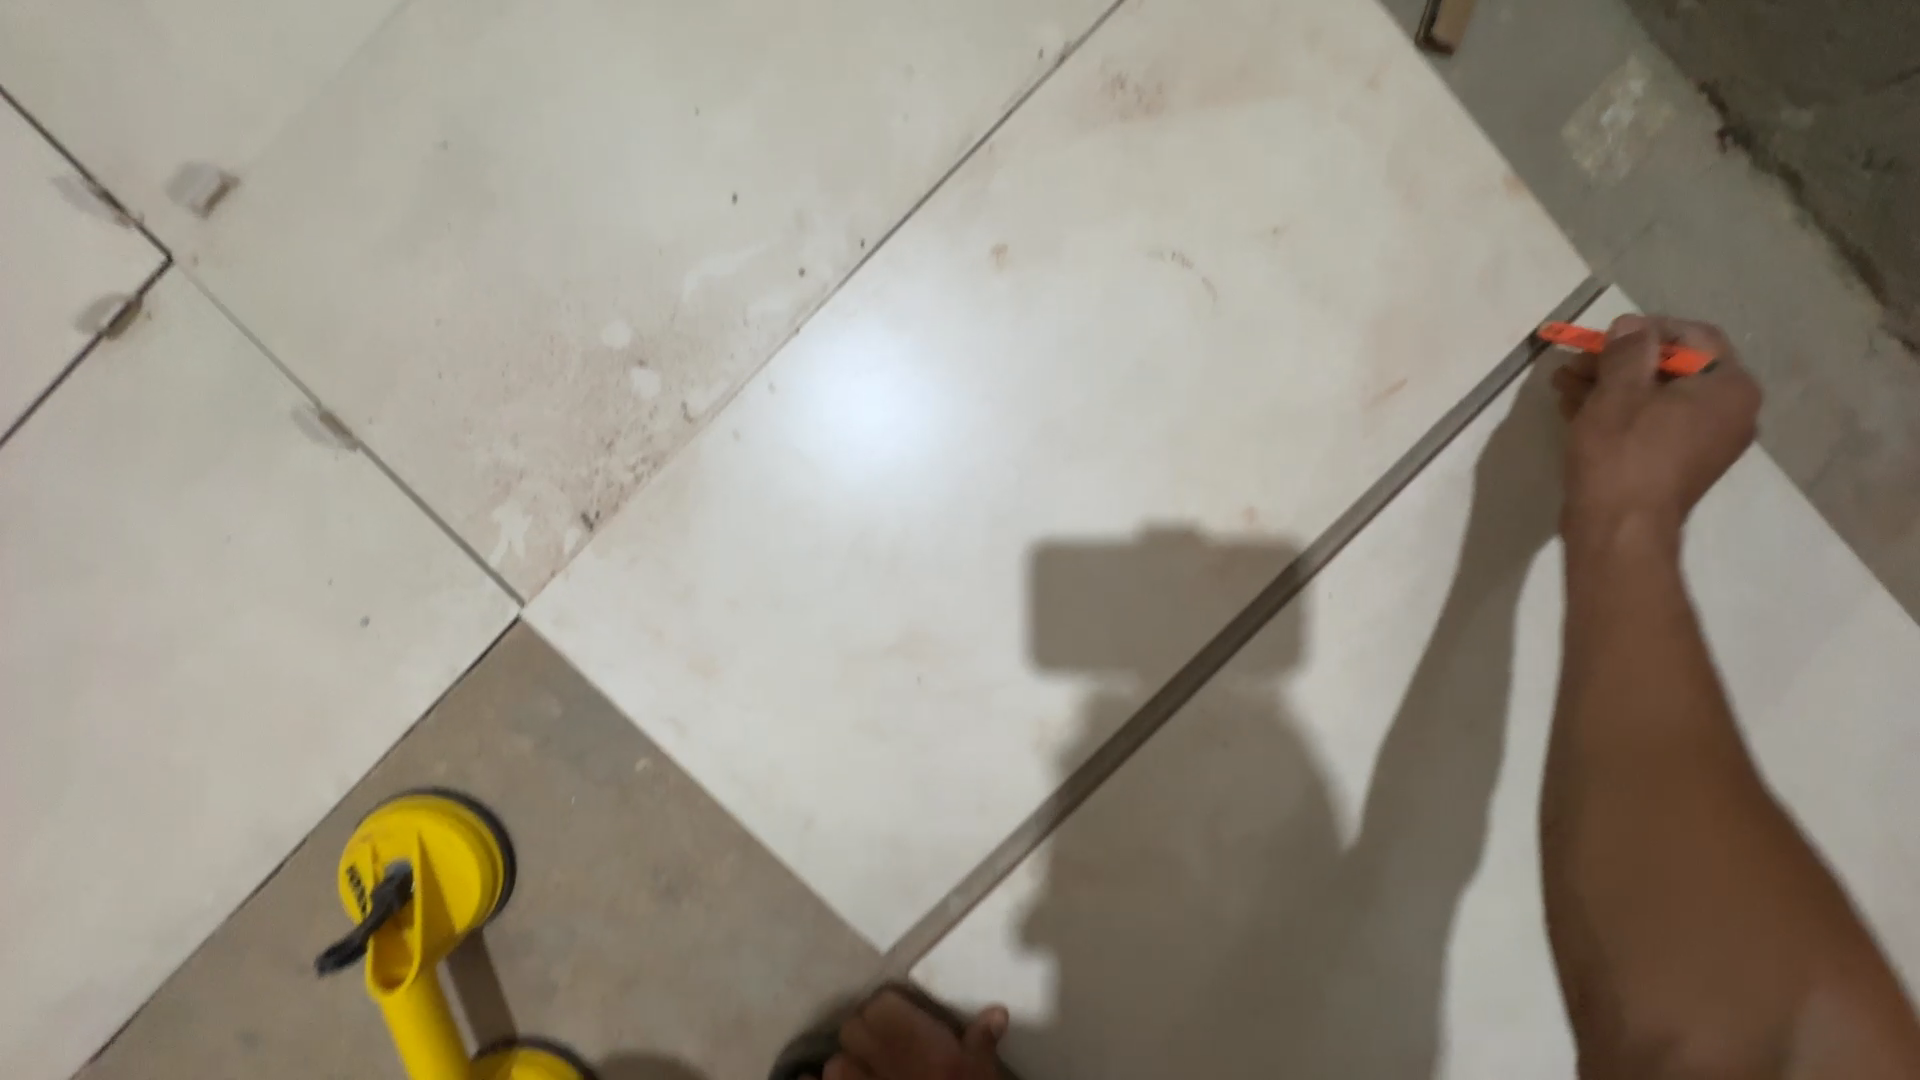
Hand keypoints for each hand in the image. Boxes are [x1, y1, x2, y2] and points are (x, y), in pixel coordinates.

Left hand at [822, 990, 1006, 1079]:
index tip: (895, 1018)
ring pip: (836, 1065)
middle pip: (853, 1029)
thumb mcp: (983, 1071)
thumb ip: (982, 1040)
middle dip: (862, 1034)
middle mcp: (881, 1057)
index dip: (886, 1010)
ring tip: (857, 1074)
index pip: (880, 1005)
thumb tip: (998, 1012)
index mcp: (912, 1039)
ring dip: (844, 1068)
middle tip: (879, 1046)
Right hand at [1552, 314, 1760, 542]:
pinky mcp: (1677, 463)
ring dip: (1611, 387)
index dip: (1643, 330)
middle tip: (1572, 364)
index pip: (1694, 336)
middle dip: (1619, 363)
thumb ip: (1627, 353)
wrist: (1618, 528)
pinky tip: (1577, 410)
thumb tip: (1631, 326)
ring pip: (1657, 398)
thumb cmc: (1620, 455)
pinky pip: (1652, 424)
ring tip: (1563, 385)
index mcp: (1729, 387)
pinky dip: (1619, 413)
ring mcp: (1705, 440)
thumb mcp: (1617, 394)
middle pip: (1673, 369)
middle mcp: (1730, 411)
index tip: (1598, 338)